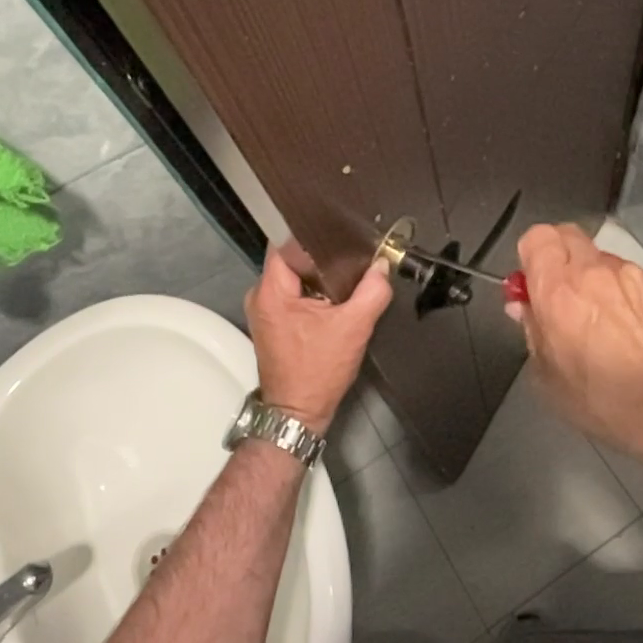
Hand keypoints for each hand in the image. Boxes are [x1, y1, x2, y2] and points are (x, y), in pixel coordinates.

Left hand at [244, 248, 391, 433]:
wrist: (298, 415)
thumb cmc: (319, 369)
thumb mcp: (353, 327)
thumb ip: (372, 291)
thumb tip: (381, 266)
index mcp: (270, 289)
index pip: (285, 242)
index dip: (312, 233)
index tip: (338, 228)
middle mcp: (260, 295)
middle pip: (291, 259)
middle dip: (321, 256)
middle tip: (351, 251)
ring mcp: (264, 311)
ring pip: (294, 278)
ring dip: (319, 276)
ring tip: (347, 272)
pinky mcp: (273, 324)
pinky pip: (293, 295)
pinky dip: (313, 293)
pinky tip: (335, 297)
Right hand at [509, 223, 642, 484]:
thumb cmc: (604, 399)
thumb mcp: (548, 376)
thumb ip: (532, 330)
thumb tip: (523, 305)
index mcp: (559, 291)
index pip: (537, 238)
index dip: (531, 256)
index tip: (533, 283)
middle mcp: (594, 271)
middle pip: (567, 235)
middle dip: (559, 257)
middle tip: (561, 293)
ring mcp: (631, 274)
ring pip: (599, 257)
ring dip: (592, 276)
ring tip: (601, 318)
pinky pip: (629, 275)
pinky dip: (622, 290)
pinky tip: (630, 326)